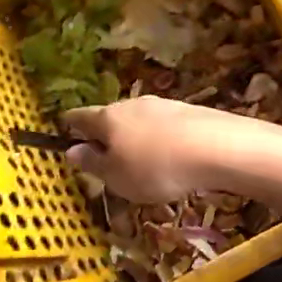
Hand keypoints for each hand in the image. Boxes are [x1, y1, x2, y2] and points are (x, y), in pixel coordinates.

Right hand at [62, 96, 258, 203]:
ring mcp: (164, 105)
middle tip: (108, 157)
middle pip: (112, 117)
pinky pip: (166, 127)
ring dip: (137, 138)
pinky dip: (162, 141)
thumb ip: (94, 164)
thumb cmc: (155, 168)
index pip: (80, 117)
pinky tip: (171, 157)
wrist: (216, 148)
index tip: (65, 130)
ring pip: (141, 121)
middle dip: (108, 134)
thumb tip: (72, 151)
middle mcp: (133, 104)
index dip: (70, 125)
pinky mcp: (190, 112)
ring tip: (143, 163)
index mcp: (107, 118)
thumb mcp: (117, 177)